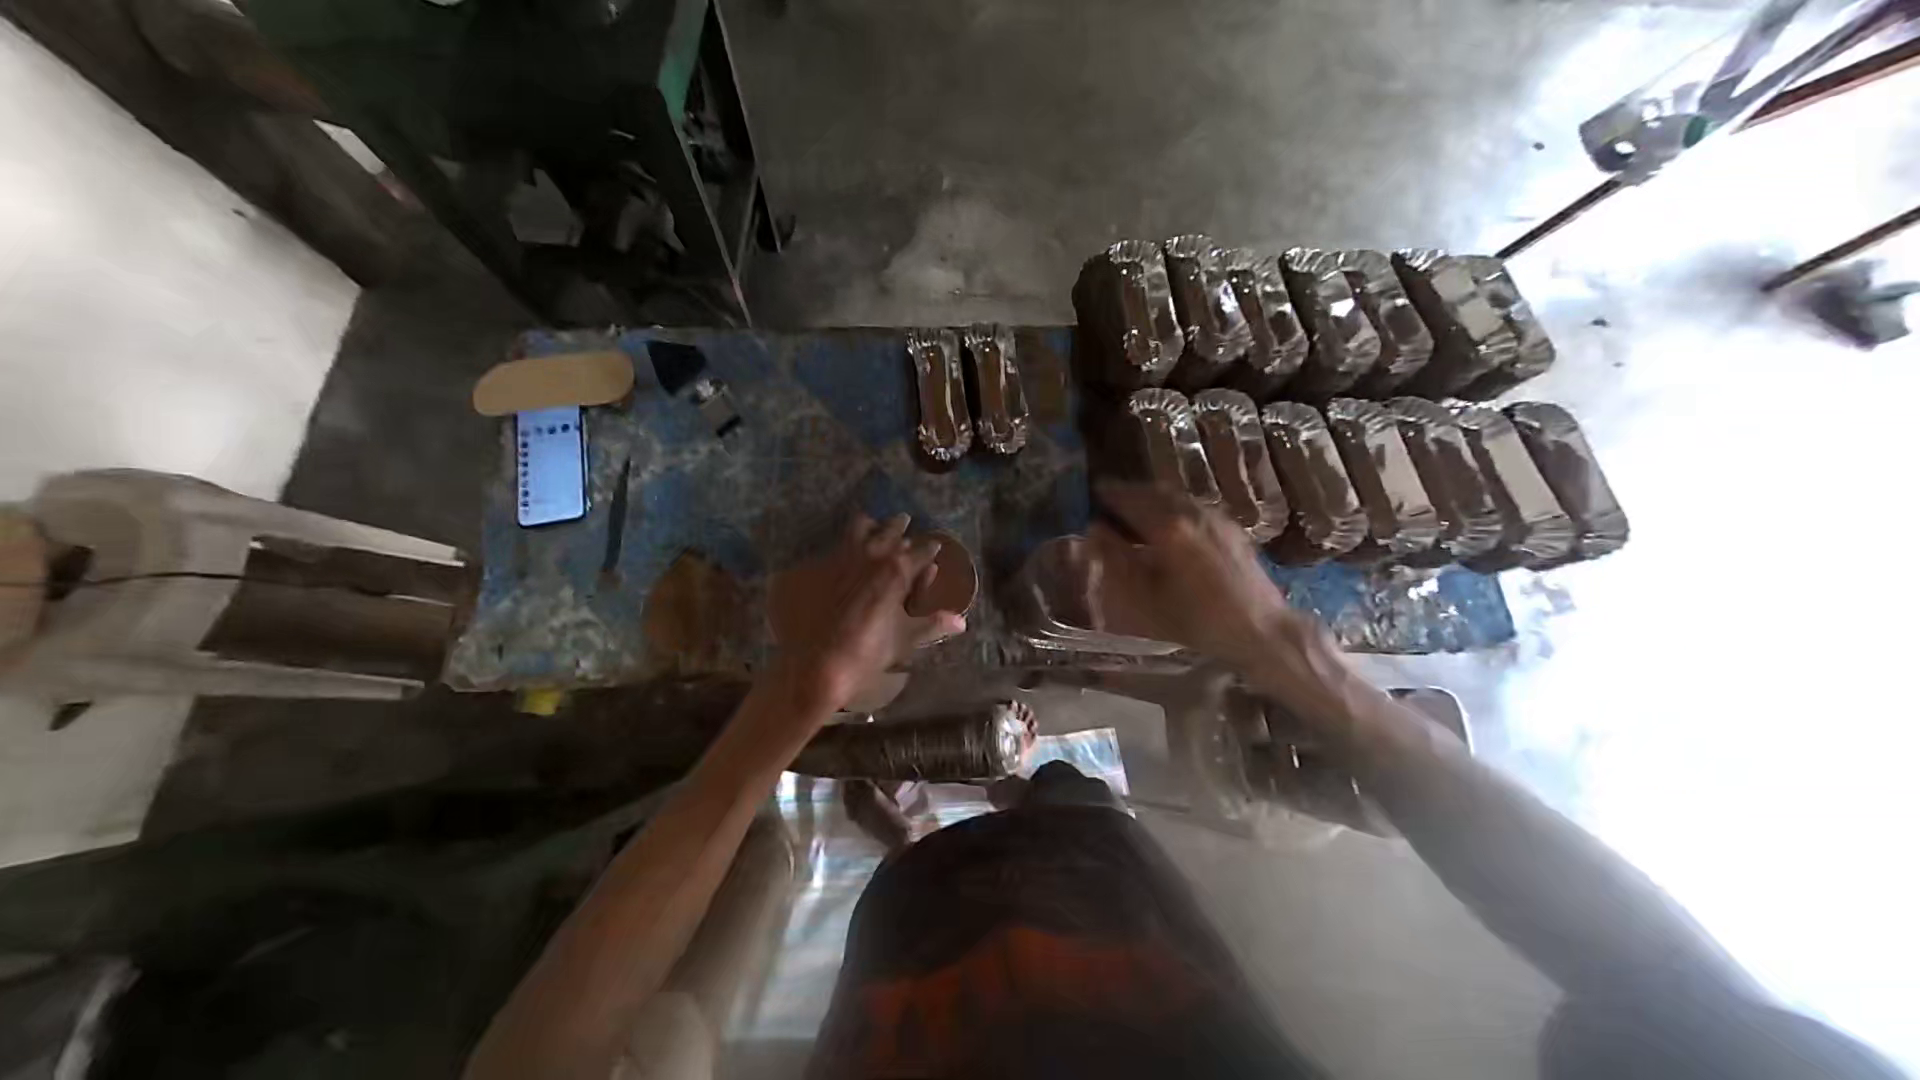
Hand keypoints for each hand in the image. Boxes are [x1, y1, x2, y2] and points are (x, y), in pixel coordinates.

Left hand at [767, 514, 967, 712]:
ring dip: (869, 525)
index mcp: (898, 570)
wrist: (819, 662)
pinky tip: (839, 550)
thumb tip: (961, 622)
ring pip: (858, 527)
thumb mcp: (906, 639)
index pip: (922, 551)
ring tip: (872, 523)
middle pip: (890, 530)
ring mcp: (840, 557)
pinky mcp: (816, 565)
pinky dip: (841, 545)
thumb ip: (933, 625)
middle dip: (899, 525)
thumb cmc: (869, 651)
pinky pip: (832, 546)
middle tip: (904, 520)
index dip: (930, 548)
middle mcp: (871, 555)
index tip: (934, 545)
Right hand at [1089, 482, 1321, 672]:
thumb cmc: (1196, 621)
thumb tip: (1094, 531)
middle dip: (1128, 492)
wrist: (1260, 629)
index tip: (1091, 492)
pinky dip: (1171, 506)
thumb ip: (1116, 560)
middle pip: (1152, 491)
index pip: (1128, 499)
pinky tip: (1167, 524)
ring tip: (1134, 510)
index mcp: (1168, 528)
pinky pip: (1192, 505)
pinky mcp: (1229, 527)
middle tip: (1109, 499)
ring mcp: (1214, 517)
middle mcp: (1191, 513)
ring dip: (1150, 497)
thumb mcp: (1144, 598)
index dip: (1107, 494)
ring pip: (1174, 496)